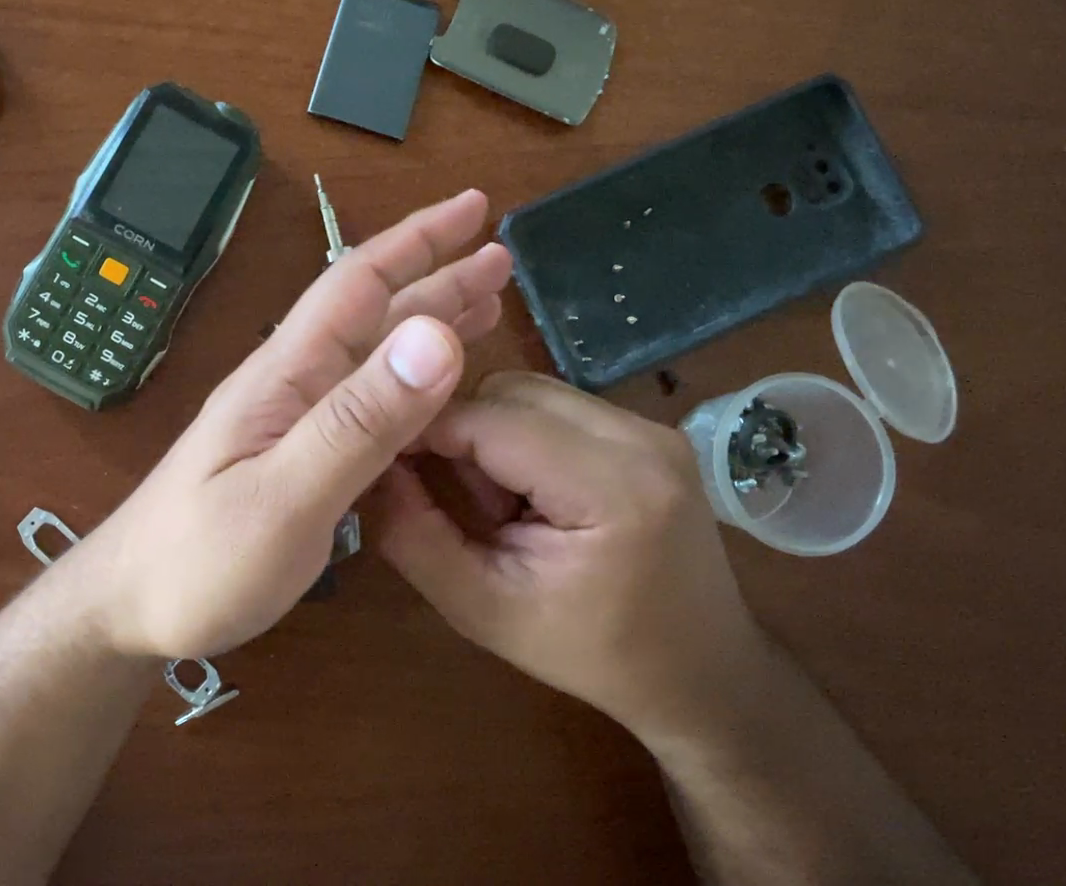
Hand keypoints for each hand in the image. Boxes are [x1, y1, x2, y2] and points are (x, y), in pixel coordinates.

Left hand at [67, 190, 513, 659]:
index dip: (417, 242)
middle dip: (435, 277)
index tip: (476, 208)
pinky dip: (409, 382)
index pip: (356, 286)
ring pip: (369, 356)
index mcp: (285, 376)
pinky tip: (430, 388)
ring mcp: (286, 422)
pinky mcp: (289, 457)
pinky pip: (363, 403)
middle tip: (500, 256)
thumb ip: (357, 422)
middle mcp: (288, 385)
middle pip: (370, 315)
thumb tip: (434, 332)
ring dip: (427, 323)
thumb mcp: (284, 496)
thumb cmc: (198, 560)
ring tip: (484, 303)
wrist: (129, 606)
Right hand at [376, 372, 769, 742]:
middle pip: (506, 390)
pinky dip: (520, 436)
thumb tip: (364, 465)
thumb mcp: (479, 607)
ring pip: (527, 390)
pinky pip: (554, 405)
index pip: (485, 418)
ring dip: (489, 432)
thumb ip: (411, 533)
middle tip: (454, 499)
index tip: (379, 457)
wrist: (701, 675)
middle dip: (459, 432)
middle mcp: (640, 437)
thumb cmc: (589, 652)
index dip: (420, 428)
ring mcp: (651, 427)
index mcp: (610, 487)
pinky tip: (526, 492)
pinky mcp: (648, 429)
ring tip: (494, 501)